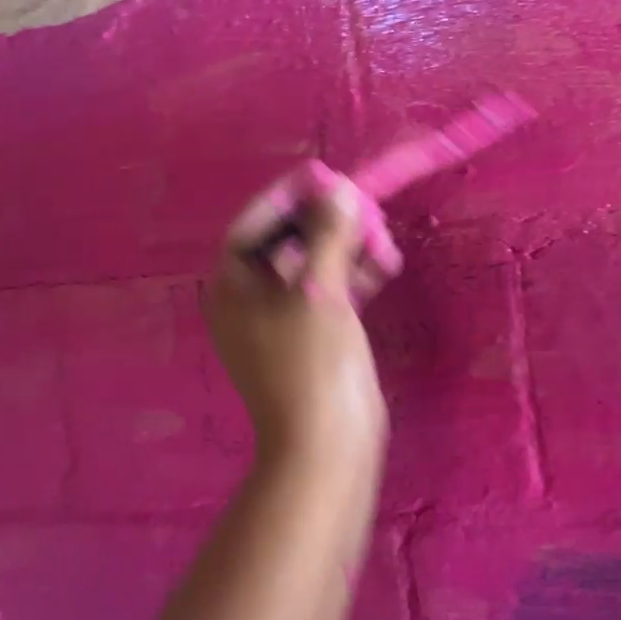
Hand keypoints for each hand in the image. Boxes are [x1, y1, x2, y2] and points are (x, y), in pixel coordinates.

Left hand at [206, 162, 400, 464]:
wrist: (329, 443)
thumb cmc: (313, 362)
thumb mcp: (319, 290)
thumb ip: (328, 233)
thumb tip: (338, 190)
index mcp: (234, 288)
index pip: (254, 224)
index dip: (289, 196)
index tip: (326, 176)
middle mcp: (253, 300)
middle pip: (288, 241)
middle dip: (328, 223)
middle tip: (366, 210)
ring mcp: (285, 321)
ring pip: (315, 265)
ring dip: (349, 248)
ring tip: (385, 243)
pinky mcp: (315, 337)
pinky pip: (331, 291)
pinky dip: (355, 276)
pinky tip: (386, 265)